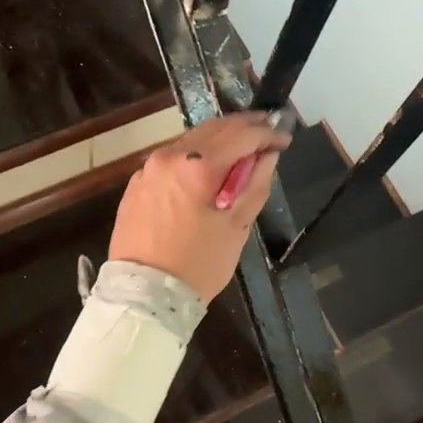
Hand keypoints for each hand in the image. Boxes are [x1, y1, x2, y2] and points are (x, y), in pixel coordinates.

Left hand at [109, 112, 292, 301]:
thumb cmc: (198, 264)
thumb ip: (255, 184)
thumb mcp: (237, 227)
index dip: (267, 134)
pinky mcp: (137, 184)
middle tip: (268, 130)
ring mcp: (148, 169)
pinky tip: (208, 166)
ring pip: (190, 141)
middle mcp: (169, 156)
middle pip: (213, 130)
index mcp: (196, 165)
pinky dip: (195, 156)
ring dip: (218, 139)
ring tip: (243, 146)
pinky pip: (172, 159)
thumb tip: (268, 155)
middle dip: (243, 128)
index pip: (240, 135)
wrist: (144, 295)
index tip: (285, 138)